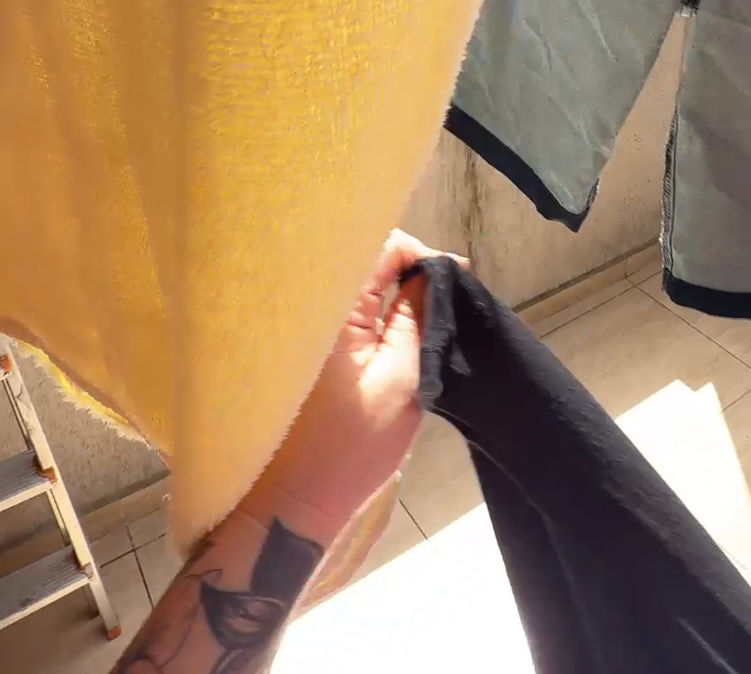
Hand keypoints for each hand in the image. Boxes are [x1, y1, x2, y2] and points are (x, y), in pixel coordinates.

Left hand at [240, 230, 463, 535]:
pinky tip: (399, 321)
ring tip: (428, 305)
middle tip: (444, 289)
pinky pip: (344, 304)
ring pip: (355, 279)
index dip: (422, 254)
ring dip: (393, 283)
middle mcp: (313, 307)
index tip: (455, 275)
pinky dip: (374, 303)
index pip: (382, 247)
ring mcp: (306, 326)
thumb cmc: (355, 446)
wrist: (295, 502)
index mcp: (335, 310)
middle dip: (409, 265)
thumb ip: (419, 315)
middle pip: (365, 256)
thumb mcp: (405, 377)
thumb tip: (438, 269)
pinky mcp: (306, 344)